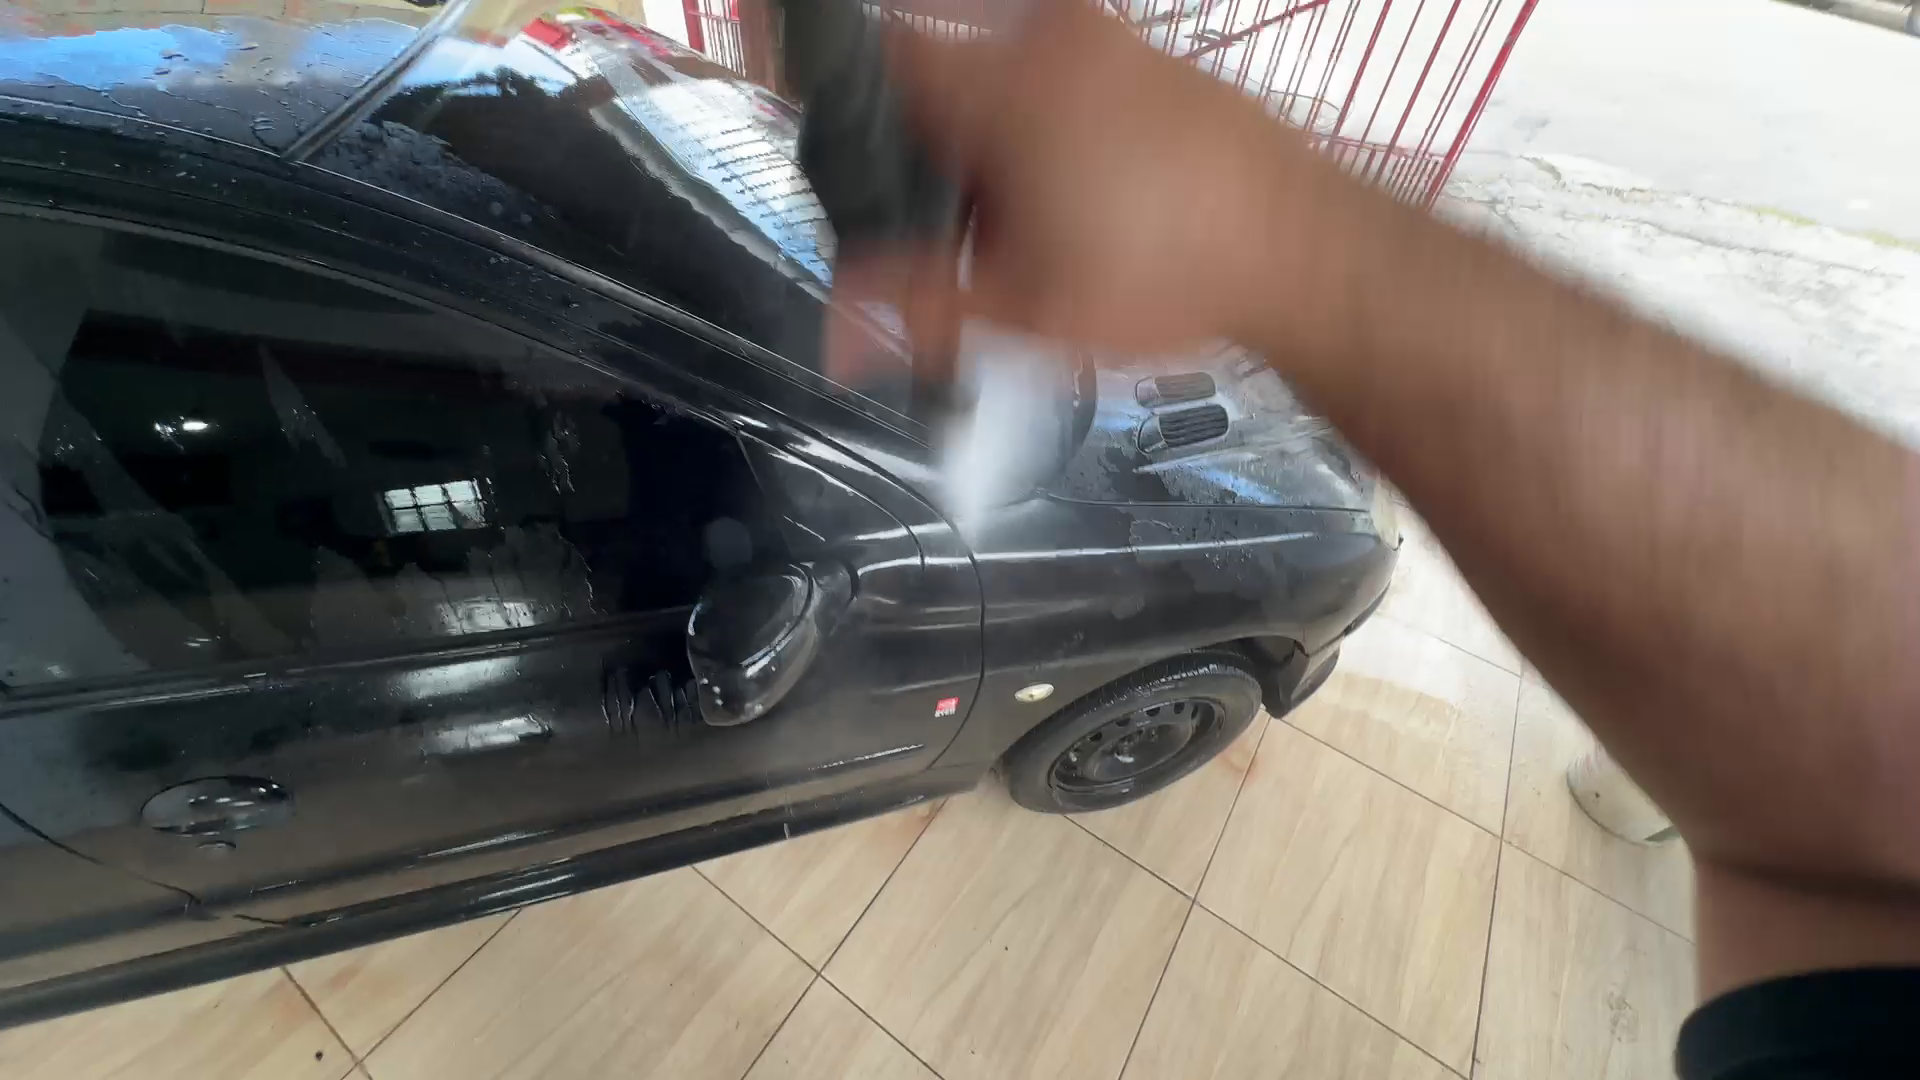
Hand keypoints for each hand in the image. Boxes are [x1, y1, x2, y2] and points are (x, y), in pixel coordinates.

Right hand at [829, 0, 1369, 369]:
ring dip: (985, 155)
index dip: (847, 119)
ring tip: (1025, 234)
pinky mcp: (1144, 60)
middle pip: (936, 79)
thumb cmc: (1168, 283)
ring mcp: (1105, 42)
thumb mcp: (1025, 316)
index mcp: (1004, 89)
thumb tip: (839, 335)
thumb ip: (920, 314)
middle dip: (926, 160)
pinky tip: (1073, 207)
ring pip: (996, 84)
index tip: (863, 186)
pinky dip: (1035, 139)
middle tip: (958, 239)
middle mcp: (1050, 40)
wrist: (1300, 256)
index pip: (877, 60)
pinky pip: (1053, 83)